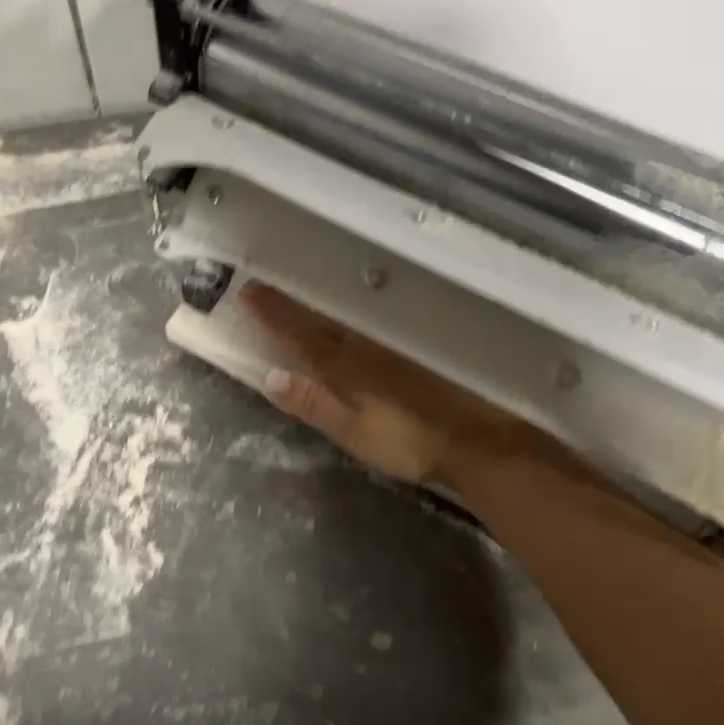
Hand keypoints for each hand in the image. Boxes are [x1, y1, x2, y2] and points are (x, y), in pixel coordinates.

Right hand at [241, 284, 578, 487]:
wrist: (475, 439)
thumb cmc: (409, 442)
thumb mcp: (353, 430)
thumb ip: (312, 403)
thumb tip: (268, 376)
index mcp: (344, 366)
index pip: (299, 335)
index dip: (272, 314)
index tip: (248, 291)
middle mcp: (364, 346)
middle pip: (320, 320)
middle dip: (289, 303)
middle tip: (265, 283)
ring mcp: (391, 345)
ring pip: (346, 318)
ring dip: (318, 304)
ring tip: (299, 291)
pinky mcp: (413, 349)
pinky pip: (371, 322)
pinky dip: (352, 312)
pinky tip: (352, 308)